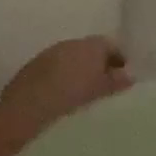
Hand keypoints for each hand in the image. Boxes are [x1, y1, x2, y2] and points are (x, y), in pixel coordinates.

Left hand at [0, 36, 132, 130]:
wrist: (26, 112)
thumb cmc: (73, 98)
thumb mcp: (102, 92)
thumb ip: (117, 82)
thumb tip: (129, 76)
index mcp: (91, 44)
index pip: (112, 45)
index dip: (120, 61)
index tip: (124, 78)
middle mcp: (70, 43)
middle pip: (89, 52)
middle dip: (97, 67)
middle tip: (103, 90)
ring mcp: (47, 55)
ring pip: (69, 61)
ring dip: (76, 75)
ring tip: (81, 99)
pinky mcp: (29, 71)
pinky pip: (52, 72)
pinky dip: (58, 82)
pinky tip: (59, 103)